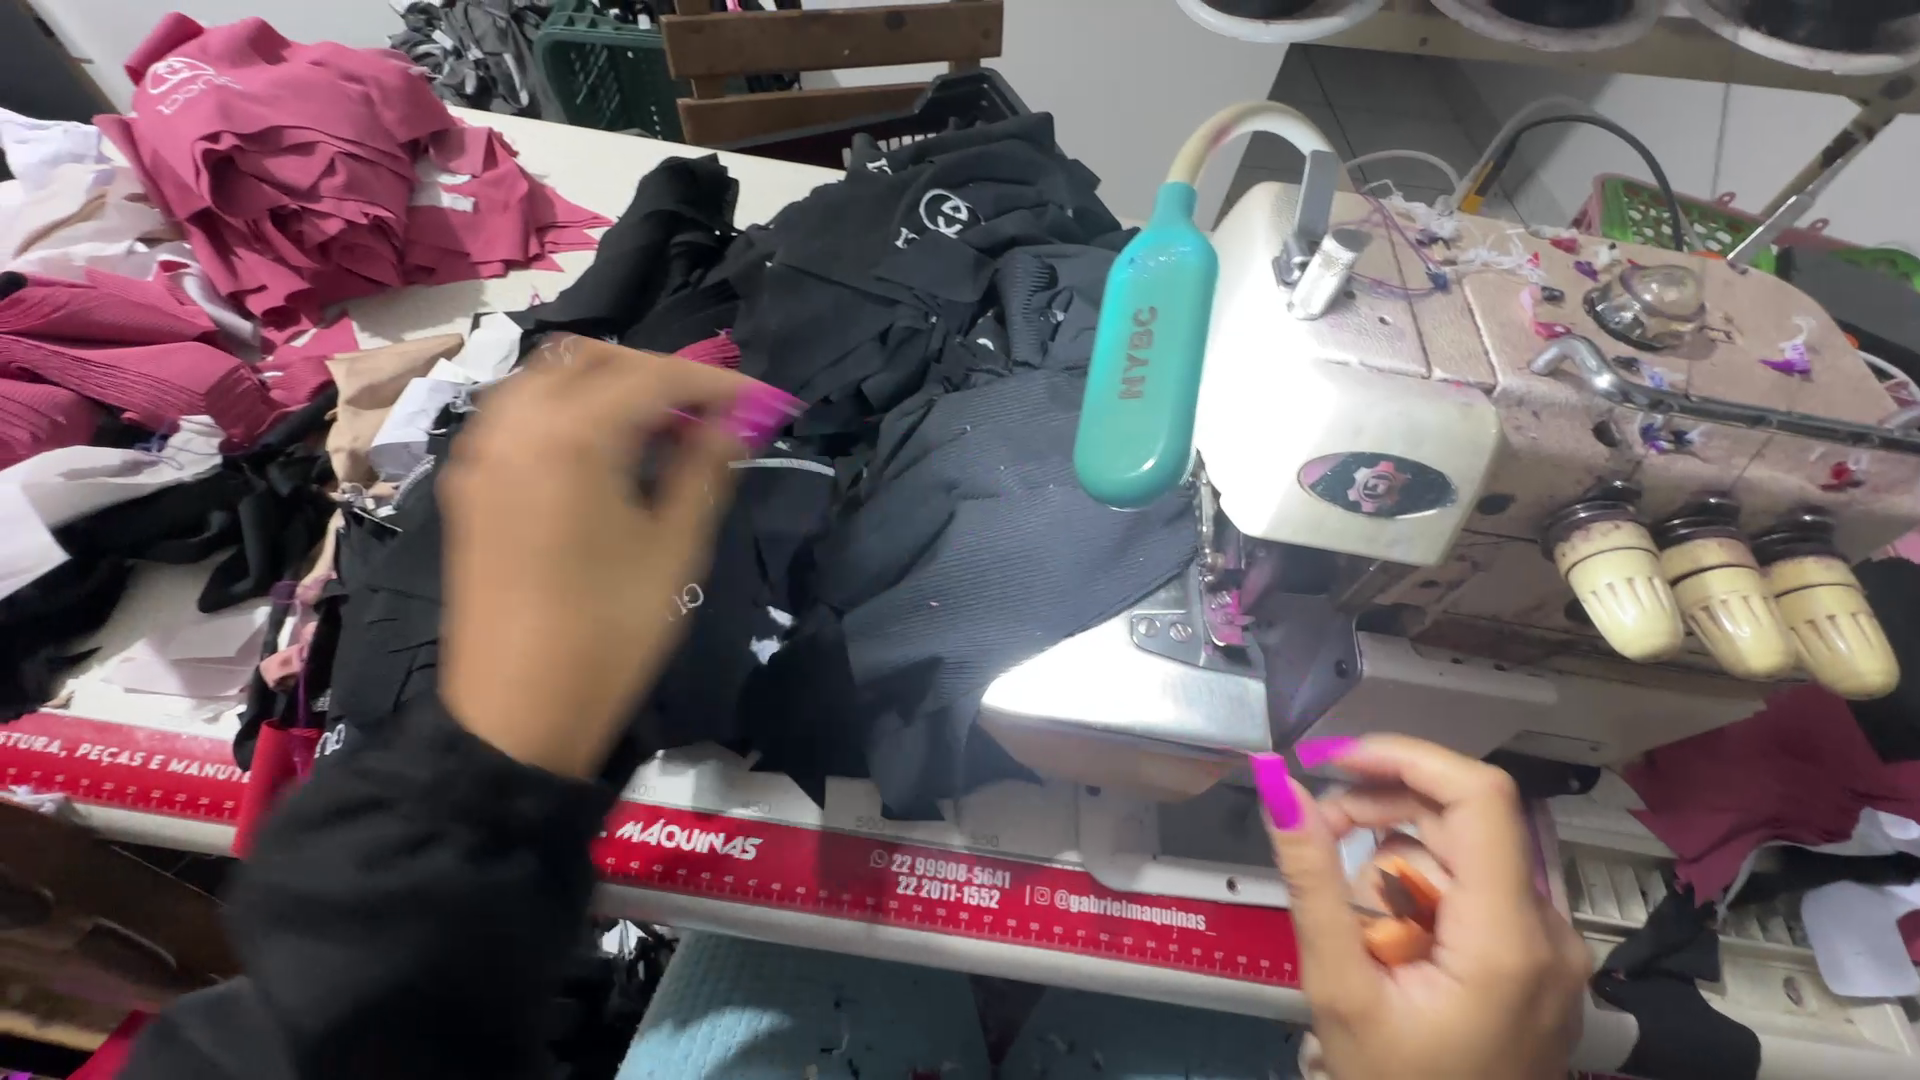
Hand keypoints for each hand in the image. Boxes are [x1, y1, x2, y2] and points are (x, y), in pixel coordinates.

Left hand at [438, 335, 779, 777]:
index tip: (764, 403)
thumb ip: (705, 469)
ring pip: (550, 379)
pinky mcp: (472, 483)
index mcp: (571, 439)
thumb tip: (734, 421)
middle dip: (661, 374)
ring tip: (666, 429)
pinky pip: (522, 414)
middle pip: (594, 359)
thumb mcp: (675, 548)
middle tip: (714, 413)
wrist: (519, 711)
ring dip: (613, 386)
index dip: (717, 383)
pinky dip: (571, 411)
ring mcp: (484, 454)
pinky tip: (608, 452)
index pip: (654, 378)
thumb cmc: (611, 632)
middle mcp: (515, 427)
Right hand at [1254, 737, 1590, 1079]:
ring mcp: (1550, 944)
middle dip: (1381, 809)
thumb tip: (1276, 786)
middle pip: (1461, 816)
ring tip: (1352, 912)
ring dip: (1392, 851)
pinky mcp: (1537, 955)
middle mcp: (1548, 930)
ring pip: (1461, 845)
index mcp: (1507, 939)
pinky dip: (1417, 880)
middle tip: (1318, 832)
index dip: (1406, 757)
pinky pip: (1472, 879)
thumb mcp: (1337, 983)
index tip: (1335, 761)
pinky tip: (1386, 927)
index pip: (1478, 797)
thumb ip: (1310, 877)